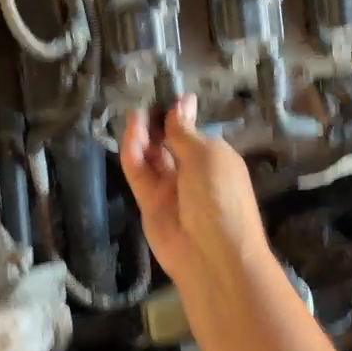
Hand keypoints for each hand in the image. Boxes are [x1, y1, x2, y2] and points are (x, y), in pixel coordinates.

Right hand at [119, 95, 273, 292]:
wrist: (212, 254)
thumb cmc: (220, 196)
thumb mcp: (207, 155)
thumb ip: (185, 131)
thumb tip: (183, 101)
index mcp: (215, 160)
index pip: (193, 134)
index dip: (180, 117)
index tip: (166, 96)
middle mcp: (193, 172)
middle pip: (170, 144)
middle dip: (158, 124)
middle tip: (145, 103)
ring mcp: (170, 188)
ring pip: (152, 156)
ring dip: (144, 135)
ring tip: (135, 113)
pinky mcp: (149, 202)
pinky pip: (139, 173)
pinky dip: (133, 152)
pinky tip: (131, 132)